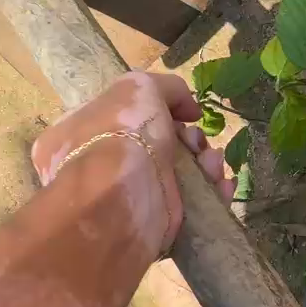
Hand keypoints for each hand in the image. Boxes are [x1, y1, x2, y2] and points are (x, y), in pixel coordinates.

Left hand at [29, 72, 234, 253]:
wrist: (120, 198)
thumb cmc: (122, 135)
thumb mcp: (139, 87)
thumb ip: (166, 87)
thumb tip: (188, 109)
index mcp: (84, 132)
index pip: (128, 116)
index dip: (161, 111)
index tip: (185, 115)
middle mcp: (104, 164)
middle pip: (162, 144)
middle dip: (190, 139)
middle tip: (196, 142)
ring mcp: (132, 194)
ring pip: (182, 172)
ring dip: (207, 163)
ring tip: (212, 164)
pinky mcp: (158, 219)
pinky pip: (193, 200)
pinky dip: (213, 190)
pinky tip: (221, 184)